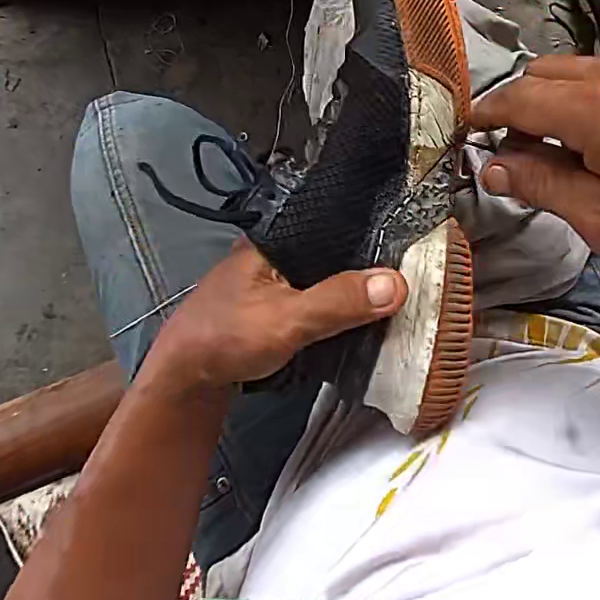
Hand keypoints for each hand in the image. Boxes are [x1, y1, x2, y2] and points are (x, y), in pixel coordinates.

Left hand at [145, 241, 405, 391]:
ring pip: (329, 268)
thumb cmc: (224, 341)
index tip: (412, 236)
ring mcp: (278, 275)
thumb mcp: (287, 321)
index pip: (334, 216)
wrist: (183, 383)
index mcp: (276, 235)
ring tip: (398, 285)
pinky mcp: (279, 299)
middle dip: (370, 255)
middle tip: (415, 266)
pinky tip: (363, 308)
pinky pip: (321, 289)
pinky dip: (342, 298)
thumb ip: (338, 301)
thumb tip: (397, 283)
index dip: (372, 224)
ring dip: (356, 279)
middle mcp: (278, 248)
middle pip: (336, 244)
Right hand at [470, 53, 599, 286]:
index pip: (519, 95)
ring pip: (580, 68)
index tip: (469, 132)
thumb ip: (542, 185)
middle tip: (515, 150)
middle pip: (545, 71)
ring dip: (556, 99)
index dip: (486, 112)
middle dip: (519, 104)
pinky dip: (592, 95)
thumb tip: (494, 166)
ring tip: (561, 149)